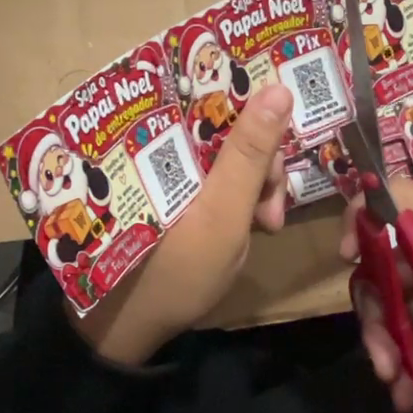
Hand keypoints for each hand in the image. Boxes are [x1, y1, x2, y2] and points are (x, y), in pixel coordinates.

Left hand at [72, 84, 292, 365]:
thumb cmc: (178, 269)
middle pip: (234, 129)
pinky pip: (221, 179)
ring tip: (266, 224)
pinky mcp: (179, 193)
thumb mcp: (225, 212)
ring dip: (259, 187)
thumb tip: (278, 87)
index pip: (221, 97)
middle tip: (273, 210)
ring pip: (233, 157)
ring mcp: (174, 171)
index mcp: (171, 138)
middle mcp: (169, 144)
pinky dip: (243, 198)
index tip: (284, 153)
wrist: (128, 325)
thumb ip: (251, 154)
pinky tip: (254, 223)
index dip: (261, 115)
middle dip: (265, 165)